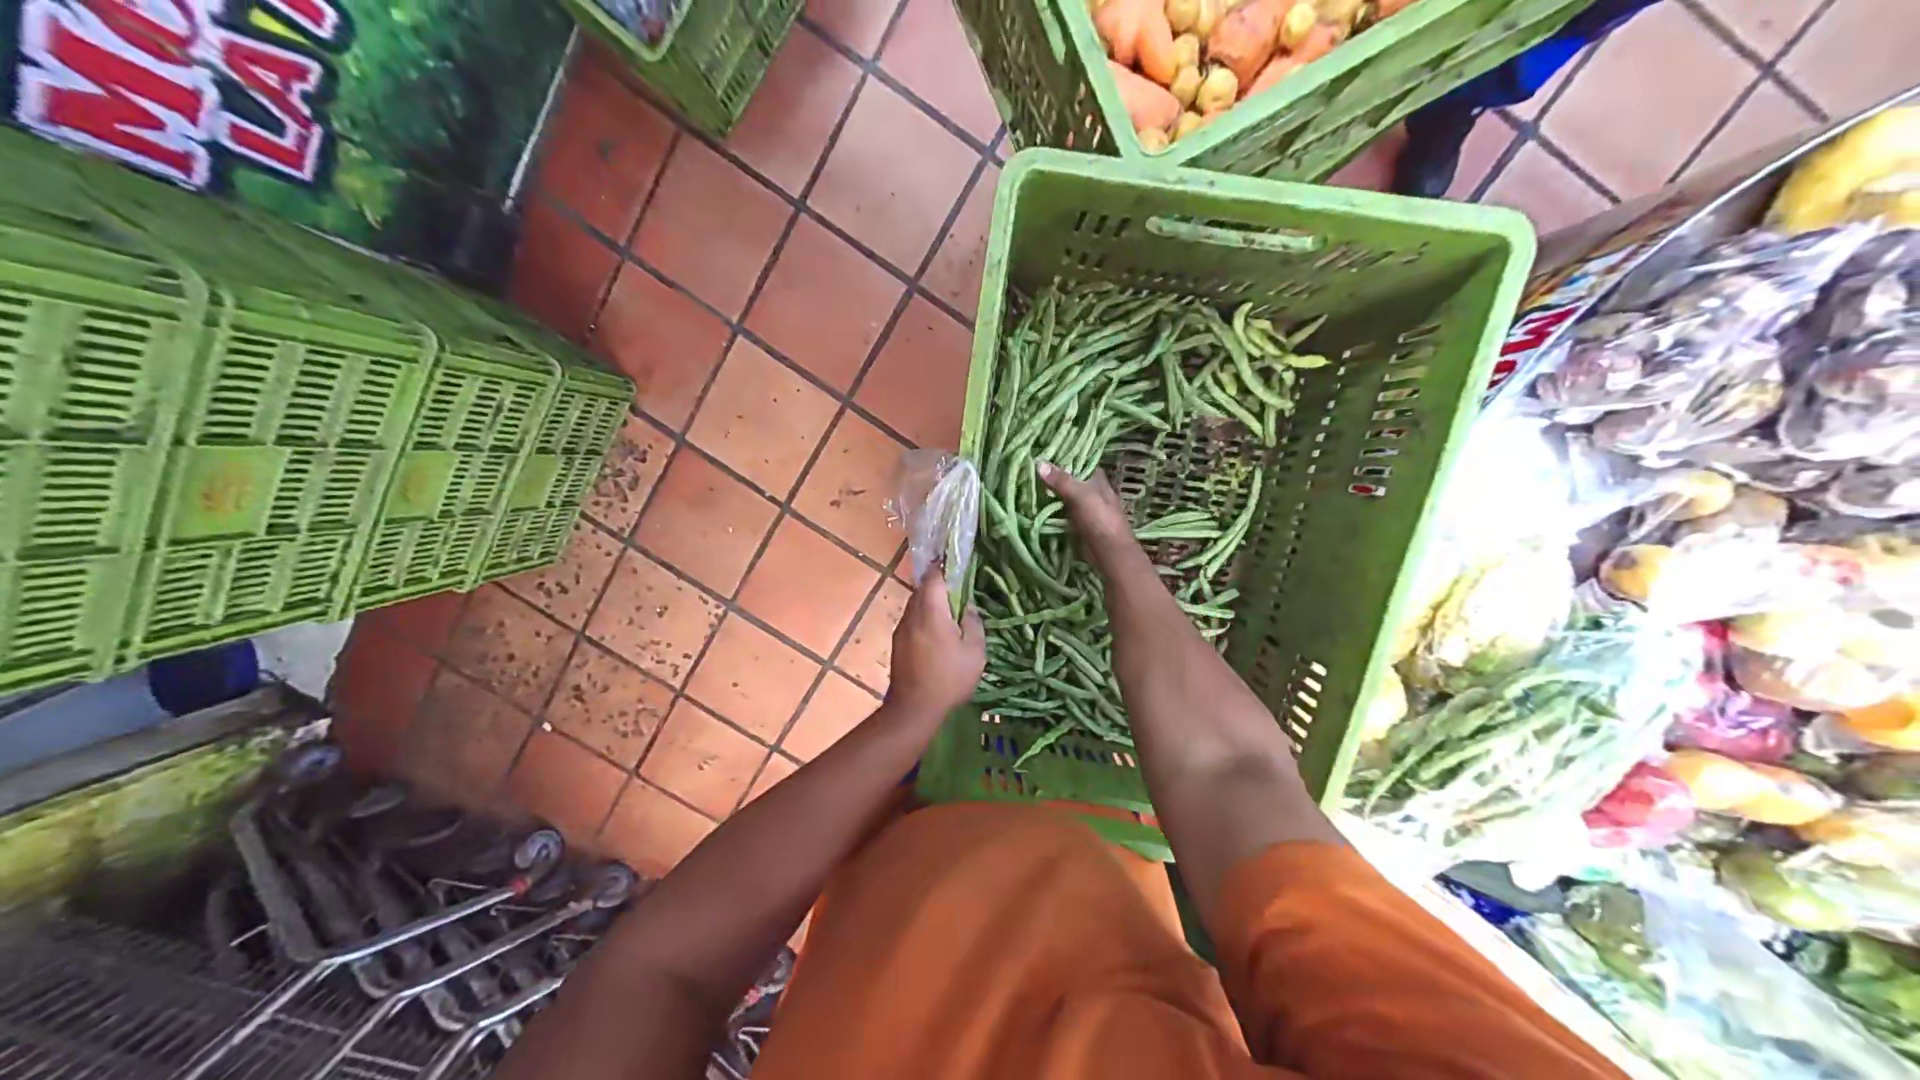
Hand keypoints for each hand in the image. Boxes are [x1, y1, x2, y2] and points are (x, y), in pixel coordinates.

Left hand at [886, 566, 985, 717]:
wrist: (913, 708)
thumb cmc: (948, 678)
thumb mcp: (974, 652)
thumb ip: (973, 624)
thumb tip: (967, 608)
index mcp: (931, 611)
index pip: (934, 577)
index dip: (944, 567)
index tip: (955, 563)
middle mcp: (911, 615)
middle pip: (923, 590)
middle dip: (939, 587)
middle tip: (958, 592)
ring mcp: (901, 630)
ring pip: (916, 606)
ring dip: (931, 605)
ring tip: (950, 616)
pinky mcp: (897, 644)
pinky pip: (912, 622)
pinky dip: (924, 620)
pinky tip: (937, 636)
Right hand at [1037, 463, 1133, 552]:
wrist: (1107, 550)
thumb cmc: (1099, 517)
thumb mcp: (1080, 494)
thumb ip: (1060, 480)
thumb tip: (1038, 463)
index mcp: (1096, 479)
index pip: (1079, 462)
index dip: (1063, 458)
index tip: (1042, 454)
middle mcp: (1090, 491)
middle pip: (1068, 480)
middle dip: (1051, 476)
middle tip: (1028, 469)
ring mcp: (1083, 508)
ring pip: (1062, 496)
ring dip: (1048, 494)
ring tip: (1025, 484)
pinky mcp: (1076, 523)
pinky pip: (1059, 512)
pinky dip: (1048, 510)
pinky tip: (1032, 505)